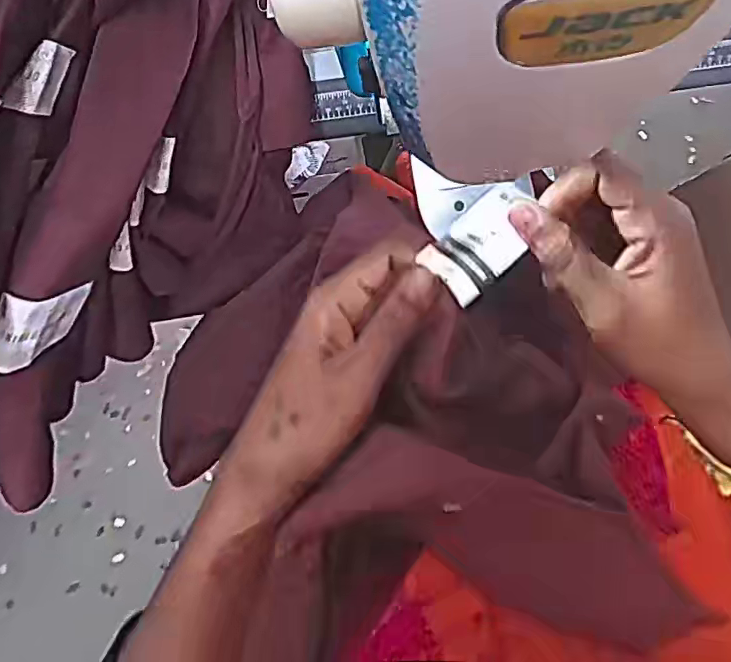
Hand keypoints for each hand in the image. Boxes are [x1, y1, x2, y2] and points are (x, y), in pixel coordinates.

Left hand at [210, 237, 444, 527]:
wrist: (267, 477)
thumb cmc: (304, 428)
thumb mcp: (359, 373)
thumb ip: (396, 320)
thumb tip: (432, 271)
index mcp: (333, 296)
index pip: (390, 252)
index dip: (427, 261)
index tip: (462, 283)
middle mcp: (337, 301)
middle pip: (393, 272)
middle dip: (428, 284)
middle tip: (464, 309)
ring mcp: (342, 325)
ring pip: (393, 298)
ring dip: (422, 307)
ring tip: (454, 327)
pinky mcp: (349, 349)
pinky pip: (387, 323)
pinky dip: (410, 328)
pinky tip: (431, 345)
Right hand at [509, 150, 730, 468]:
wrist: (703, 384)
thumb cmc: (664, 350)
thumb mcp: (601, 303)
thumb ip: (559, 253)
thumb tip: (520, 213)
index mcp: (658, 218)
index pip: (599, 168)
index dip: (563, 190)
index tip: (543, 224)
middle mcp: (661, 211)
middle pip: (596, 181)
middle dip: (562, 211)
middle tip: (548, 250)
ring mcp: (657, 225)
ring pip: (596, 202)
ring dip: (570, 230)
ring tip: (562, 269)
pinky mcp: (649, 241)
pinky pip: (605, 223)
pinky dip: (583, 242)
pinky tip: (578, 273)